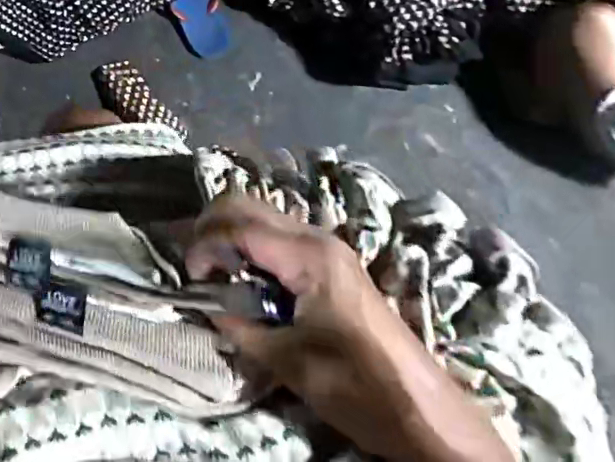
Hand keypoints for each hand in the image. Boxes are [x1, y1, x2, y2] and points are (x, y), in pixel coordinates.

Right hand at [186, 196, 511, 461]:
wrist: (425, 411)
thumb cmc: (358, 386)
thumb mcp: (291, 363)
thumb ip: (241, 325)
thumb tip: (206, 302)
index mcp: (308, 256)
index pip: (239, 227)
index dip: (205, 244)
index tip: (189, 275)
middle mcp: (316, 236)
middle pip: (248, 203)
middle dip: (212, 226)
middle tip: (195, 264)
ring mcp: (326, 244)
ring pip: (261, 213)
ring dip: (231, 233)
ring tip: (215, 272)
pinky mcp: (330, 259)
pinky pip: (277, 234)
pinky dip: (251, 244)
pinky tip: (245, 278)